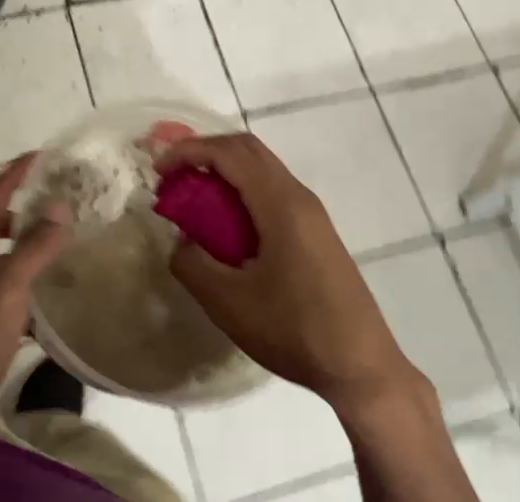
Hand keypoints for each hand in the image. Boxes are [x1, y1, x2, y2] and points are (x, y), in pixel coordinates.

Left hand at [0, 154, 73, 416]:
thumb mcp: (8, 287)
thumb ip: (34, 247)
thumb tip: (60, 206)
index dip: (17, 171)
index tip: (44, 154)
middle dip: (24, 200)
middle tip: (60, 194)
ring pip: (1, 248)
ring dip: (26, 236)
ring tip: (59, 235)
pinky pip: (7, 277)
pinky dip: (27, 271)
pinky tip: (48, 287)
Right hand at [152, 132, 423, 411]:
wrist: (362, 369)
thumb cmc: (295, 331)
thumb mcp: (229, 303)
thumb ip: (192, 264)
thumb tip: (180, 240)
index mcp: (281, 205)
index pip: (229, 153)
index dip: (188, 151)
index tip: (157, 171)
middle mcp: (299, 198)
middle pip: (247, 150)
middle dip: (204, 153)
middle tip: (172, 178)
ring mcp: (312, 215)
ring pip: (261, 170)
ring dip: (223, 173)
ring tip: (191, 200)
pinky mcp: (316, 233)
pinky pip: (271, 192)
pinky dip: (241, 192)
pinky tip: (224, 227)